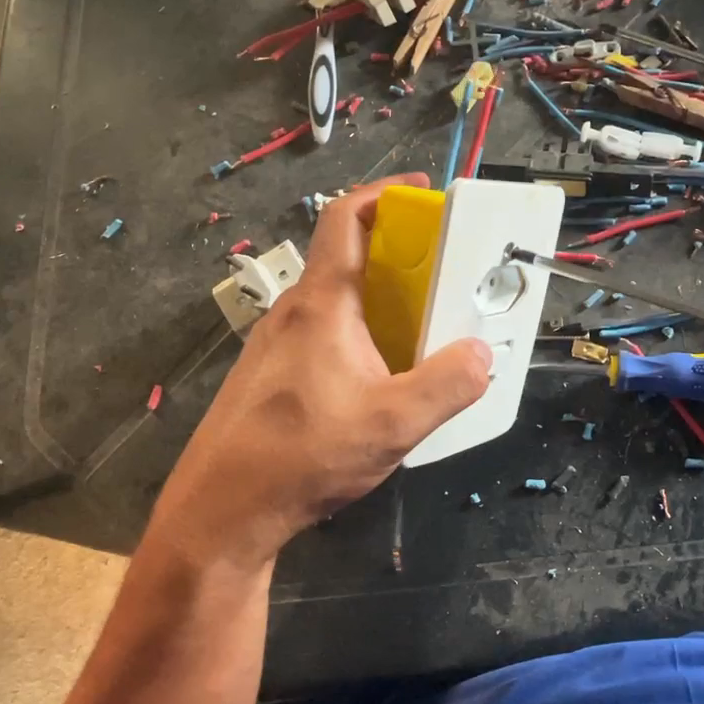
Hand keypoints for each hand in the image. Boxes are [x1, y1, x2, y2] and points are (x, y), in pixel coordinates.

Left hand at [148, 174, 490, 569]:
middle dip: (399, 255)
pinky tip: (379, 380)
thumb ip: (446, 386)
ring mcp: (276, 345)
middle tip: (445, 275)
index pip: (346, 219)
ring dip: (380, 301)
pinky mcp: (271, 376)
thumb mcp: (393, 424)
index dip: (384, 192)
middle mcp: (294, 313)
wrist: (222, 511)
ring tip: (422, 330)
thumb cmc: (303, 456)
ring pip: (336, 301)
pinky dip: (359, 334)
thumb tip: (481, 356)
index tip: (423, 191)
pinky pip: (323, 335)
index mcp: (322, 306)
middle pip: (347, 258)